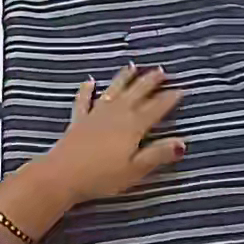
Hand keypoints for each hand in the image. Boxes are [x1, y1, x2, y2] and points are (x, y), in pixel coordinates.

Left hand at [34, 65, 186, 204]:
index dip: (169, 98)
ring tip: (133, 66)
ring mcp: (96, 115)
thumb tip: (182, 143)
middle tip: (161, 70)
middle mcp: (116, 114)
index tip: (181, 89)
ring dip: (124, 78)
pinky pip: (84, 101)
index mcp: (133, 126)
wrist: (61, 175)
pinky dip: (87, 90)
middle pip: (137, 93)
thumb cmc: (101, 176)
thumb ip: (158, 154)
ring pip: (114, 91)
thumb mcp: (135, 170)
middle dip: (150, 81)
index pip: (156, 108)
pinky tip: (89, 82)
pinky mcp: (79, 120)